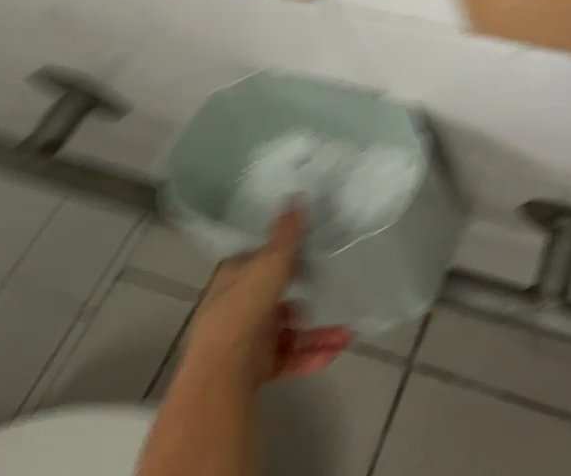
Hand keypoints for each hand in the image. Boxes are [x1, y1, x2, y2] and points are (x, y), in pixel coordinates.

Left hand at [184, 208, 352, 386]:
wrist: (224, 373)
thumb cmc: (244, 310)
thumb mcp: (270, 264)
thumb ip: (286, 236)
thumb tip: (296, 196)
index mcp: (232, 280)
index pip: (257, 262)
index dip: (280, 258)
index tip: (308, 255)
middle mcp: (237, 309)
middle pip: (274, 298)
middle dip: (304, 301)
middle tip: (328, 294)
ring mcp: (247, 341)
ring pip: (288, 331)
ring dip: (318, 332)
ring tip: (347, 332)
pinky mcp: (257, 368)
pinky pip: (290, 357)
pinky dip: (312, 355)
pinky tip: (337, 351)